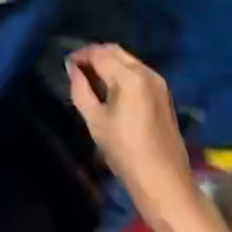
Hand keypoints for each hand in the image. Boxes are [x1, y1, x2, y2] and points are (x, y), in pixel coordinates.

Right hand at [67, 44, 193, 205]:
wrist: (164, 181)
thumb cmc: (125, 153)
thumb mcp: (96, 123)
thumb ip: (81, 91)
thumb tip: (72, 70)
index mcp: (130, 77)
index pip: (101, 54)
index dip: (82, 54)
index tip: (67, 63)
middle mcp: (146, 71)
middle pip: (116, 51)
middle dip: (96, 54)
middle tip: (77, 68)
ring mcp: (158, 80)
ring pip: (129, 59)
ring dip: (110, 62)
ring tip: (92, 77)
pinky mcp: (164, 92)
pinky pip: (139, 71)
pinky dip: (123, 71)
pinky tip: (112, 87)